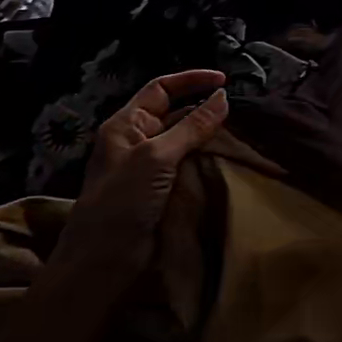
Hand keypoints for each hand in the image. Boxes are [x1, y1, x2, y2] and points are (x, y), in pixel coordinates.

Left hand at [59, 70, 228, 270]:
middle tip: (239, 111)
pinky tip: (225, 161)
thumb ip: (191, 127)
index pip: (161, 88)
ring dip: (207, 137)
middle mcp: (136, 140)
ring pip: (183, 141)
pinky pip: (185, 166)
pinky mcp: (159, 192)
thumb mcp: (157, 157)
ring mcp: (148, 167)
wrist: (102, 261)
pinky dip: (205, 161)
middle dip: (203, 109)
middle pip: (174, 113)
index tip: (224, 80)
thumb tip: (222, 97)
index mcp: (125, 124)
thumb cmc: (122, 201)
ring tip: (239, 133)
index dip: (191, 80)